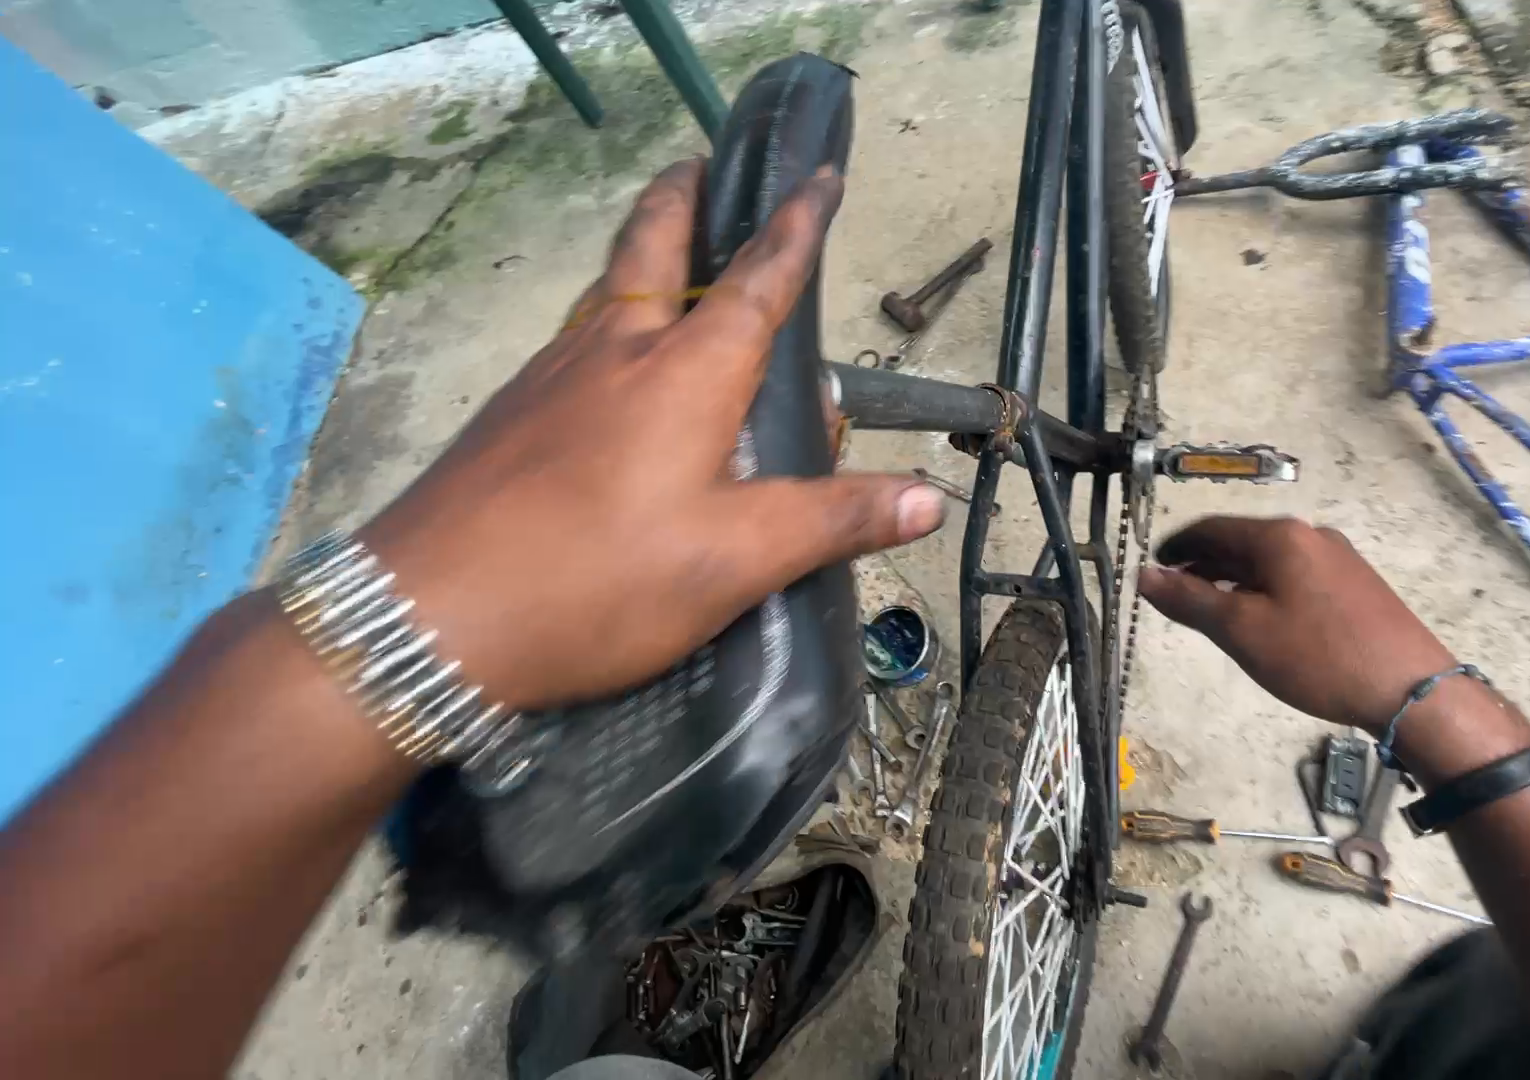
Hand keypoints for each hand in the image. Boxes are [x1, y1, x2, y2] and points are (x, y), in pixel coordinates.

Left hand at [356, 158, 944, 708]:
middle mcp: (617, 354)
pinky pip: (574, 342)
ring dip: (641, 257)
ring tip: (665, 254)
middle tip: (701, 168)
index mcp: (686, 376)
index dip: (795, 229)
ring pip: (606, 293)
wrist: (427, 623)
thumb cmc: (602, 579)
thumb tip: (929, 498)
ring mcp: (551, 378)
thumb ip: (836, 521)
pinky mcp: (510, 415)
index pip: (757, 282)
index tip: (817, 178)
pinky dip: (607, 321)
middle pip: (651, 249)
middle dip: (682, 202)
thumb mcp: (739, 560)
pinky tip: (609, 364)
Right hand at [1138, 516, 1455, 730]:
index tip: (1153, 569)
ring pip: (1268, 561)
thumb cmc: (1317, 656)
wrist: (1412, 690)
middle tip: (1175, 594)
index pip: (1210, 528)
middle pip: (1240, 542)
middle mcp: (1309, 535)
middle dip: (1202, 565)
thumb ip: (1188, 599)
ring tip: (1211, 610)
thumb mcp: (1241, 630)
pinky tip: (1261, 619)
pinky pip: (1293, 575)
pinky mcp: (1355, 584)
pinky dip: (1263, 588)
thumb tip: (1144, 575)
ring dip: (1232, 579)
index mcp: (1279, 536)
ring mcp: (1337, 558)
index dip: (1176, 548)